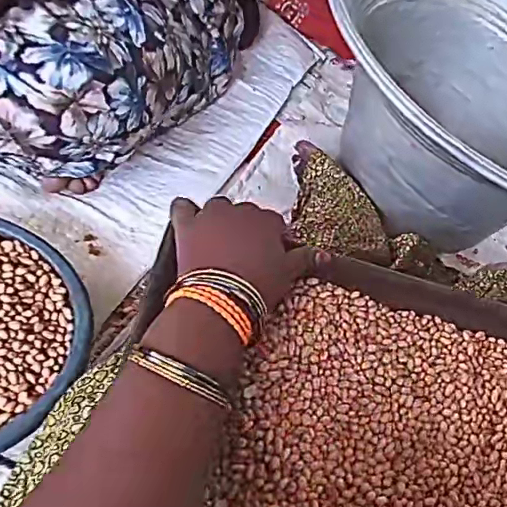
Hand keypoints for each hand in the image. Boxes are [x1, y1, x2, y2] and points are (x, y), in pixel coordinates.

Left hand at [171, 197, 323, 311]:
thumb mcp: (287, 273)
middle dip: (247, 228)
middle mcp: (239, 212)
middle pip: (246, 213)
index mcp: (265, 221)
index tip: (269, 252)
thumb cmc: (257, 286)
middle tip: (247, 252)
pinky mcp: (187, 226)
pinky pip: (182, 208)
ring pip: (218, 207)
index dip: (271, 237)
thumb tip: (324, 255)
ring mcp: (211, 216)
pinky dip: (186, 212)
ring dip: (220, 219)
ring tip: (221, 241)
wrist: (220, 299)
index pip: (273, 222)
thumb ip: (305, 258)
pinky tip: (190, 222)